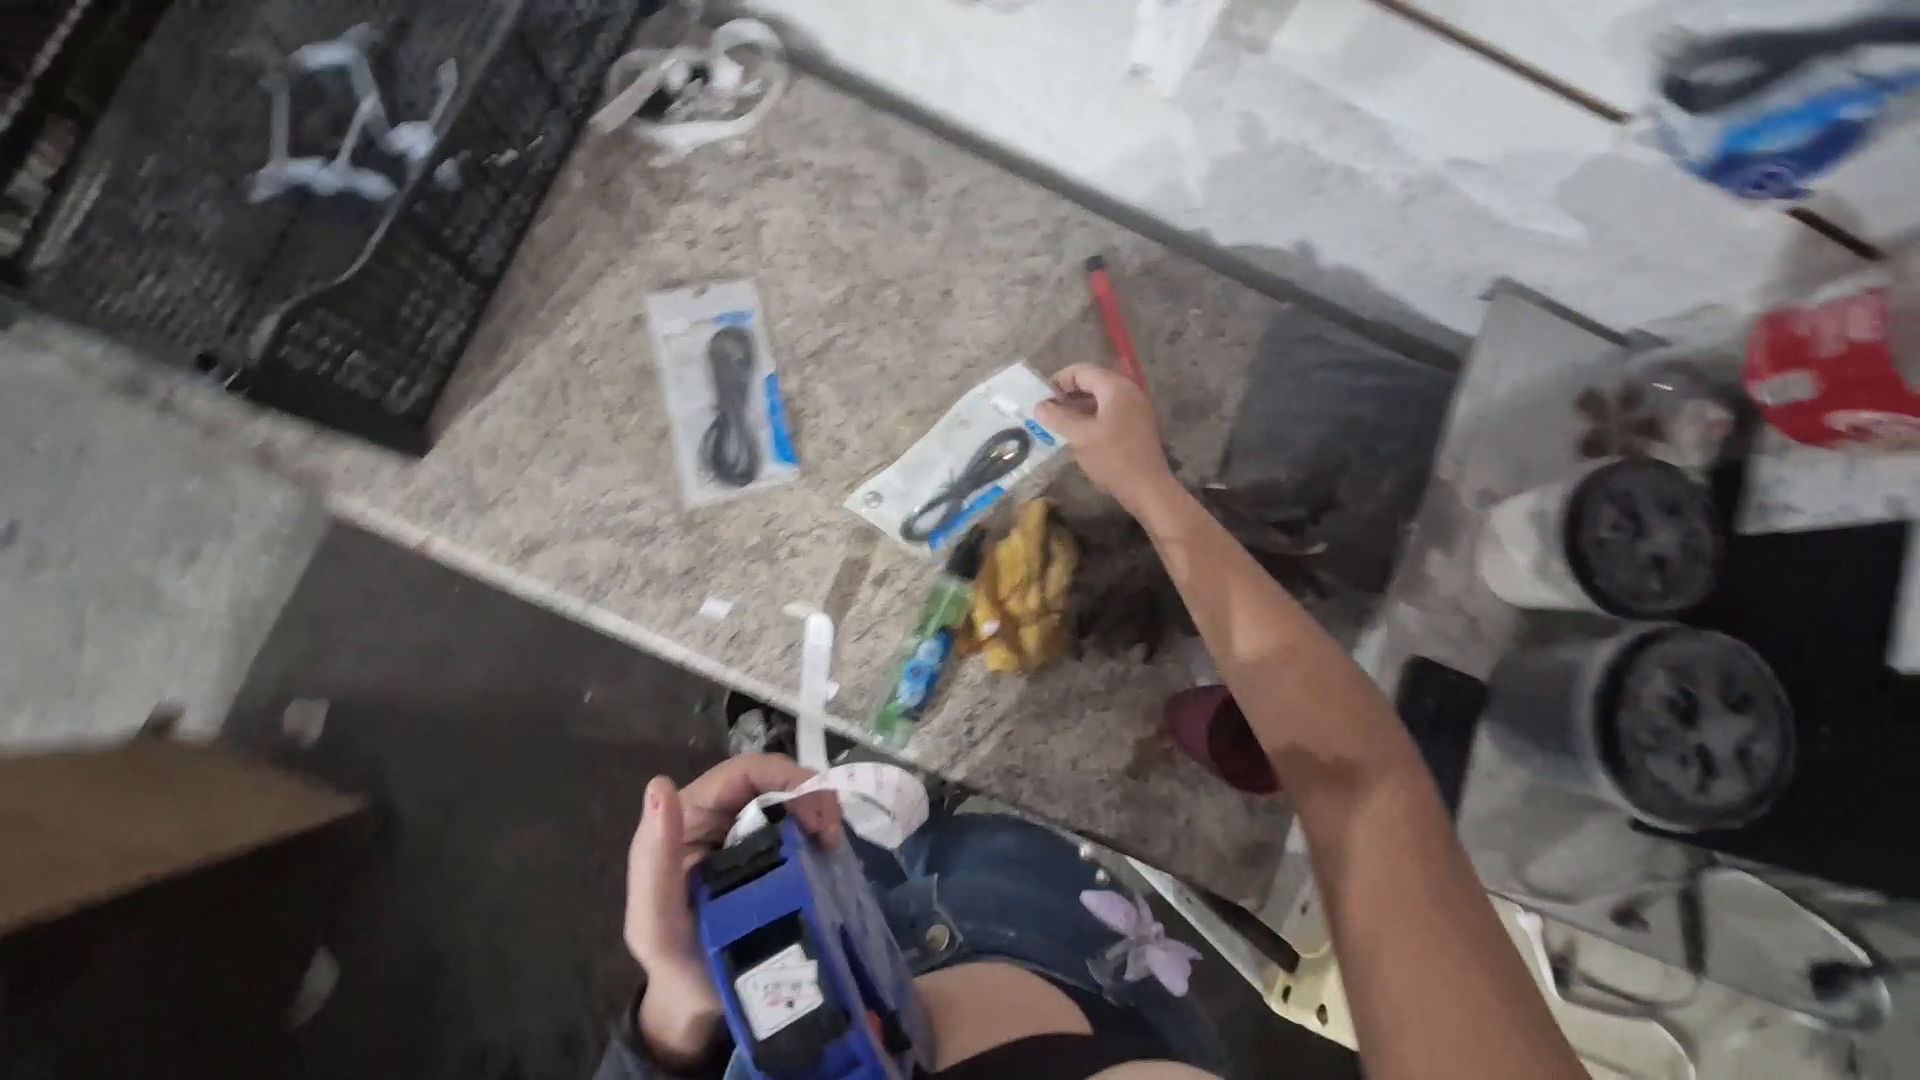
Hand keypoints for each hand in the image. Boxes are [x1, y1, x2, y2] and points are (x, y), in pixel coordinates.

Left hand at [625, 754, 842, 1064]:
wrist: (700, 1005)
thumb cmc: (673, 960)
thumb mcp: (655, 920)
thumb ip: (654, 858)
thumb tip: (661, 785)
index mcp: (691, 815)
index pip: (743, 773)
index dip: (784, 776)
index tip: (817, 809)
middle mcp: (722, 815)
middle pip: (775, 781)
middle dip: (809, 794)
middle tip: (830, 834)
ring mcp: (752, 833)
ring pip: (793, 801)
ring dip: (819, 813)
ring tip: (831, 845)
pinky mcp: (775, 855)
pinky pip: (802, 829)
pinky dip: (821, 834)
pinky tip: (830, 854)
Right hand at [1035, 363, 1176, 512]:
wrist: (1147, 487)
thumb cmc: (1113, 459)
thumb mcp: (1080, 437)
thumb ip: (1058, 418)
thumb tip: (1040, 406)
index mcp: (1116, 387)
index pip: (1081, 371)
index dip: (1059, 381)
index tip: (1042, 399)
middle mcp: (1129, 390)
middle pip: (1092, 381)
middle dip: (1068, 394)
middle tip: (1048, 412)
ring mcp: (1136, 406)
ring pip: (1101, 397)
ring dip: (1079, 406)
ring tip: (1059, 424)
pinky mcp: (1137, 422)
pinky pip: (1110, 410)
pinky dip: (1092, 416)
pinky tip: (1079, 433)